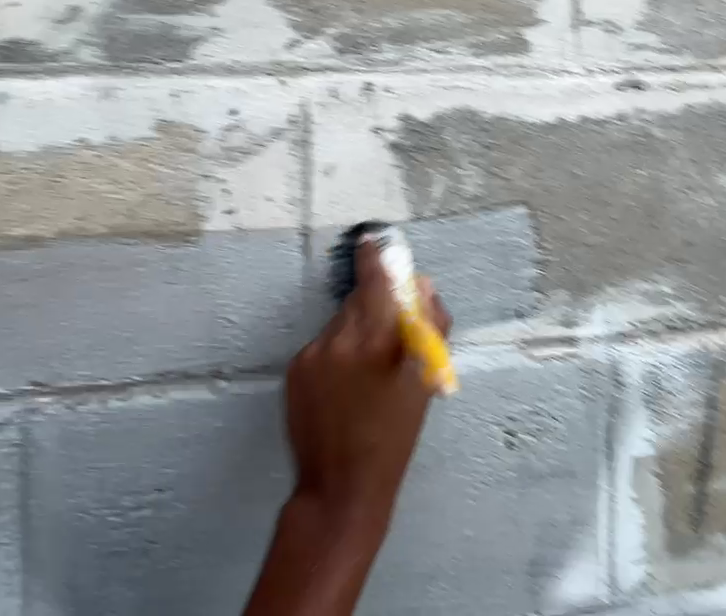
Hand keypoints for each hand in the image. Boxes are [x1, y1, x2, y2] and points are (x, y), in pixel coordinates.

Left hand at [282, 238, 453, 528]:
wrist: (341, 485)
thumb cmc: (395, 435)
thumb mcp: (424, 381)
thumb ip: (429, 327)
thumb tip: (422, 286)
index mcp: (381, 340)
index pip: (377, 277)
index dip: (377, 255)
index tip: (375, 239)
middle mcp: (343, 338)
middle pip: (359, 298)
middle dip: (374, 304)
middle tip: (386, 333)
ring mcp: (315, 353)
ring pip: (340, 322)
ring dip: (355, 332)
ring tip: (365, 372)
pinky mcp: (295, 368)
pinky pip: (322, 345)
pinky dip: (336, 353)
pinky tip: (343, 385)